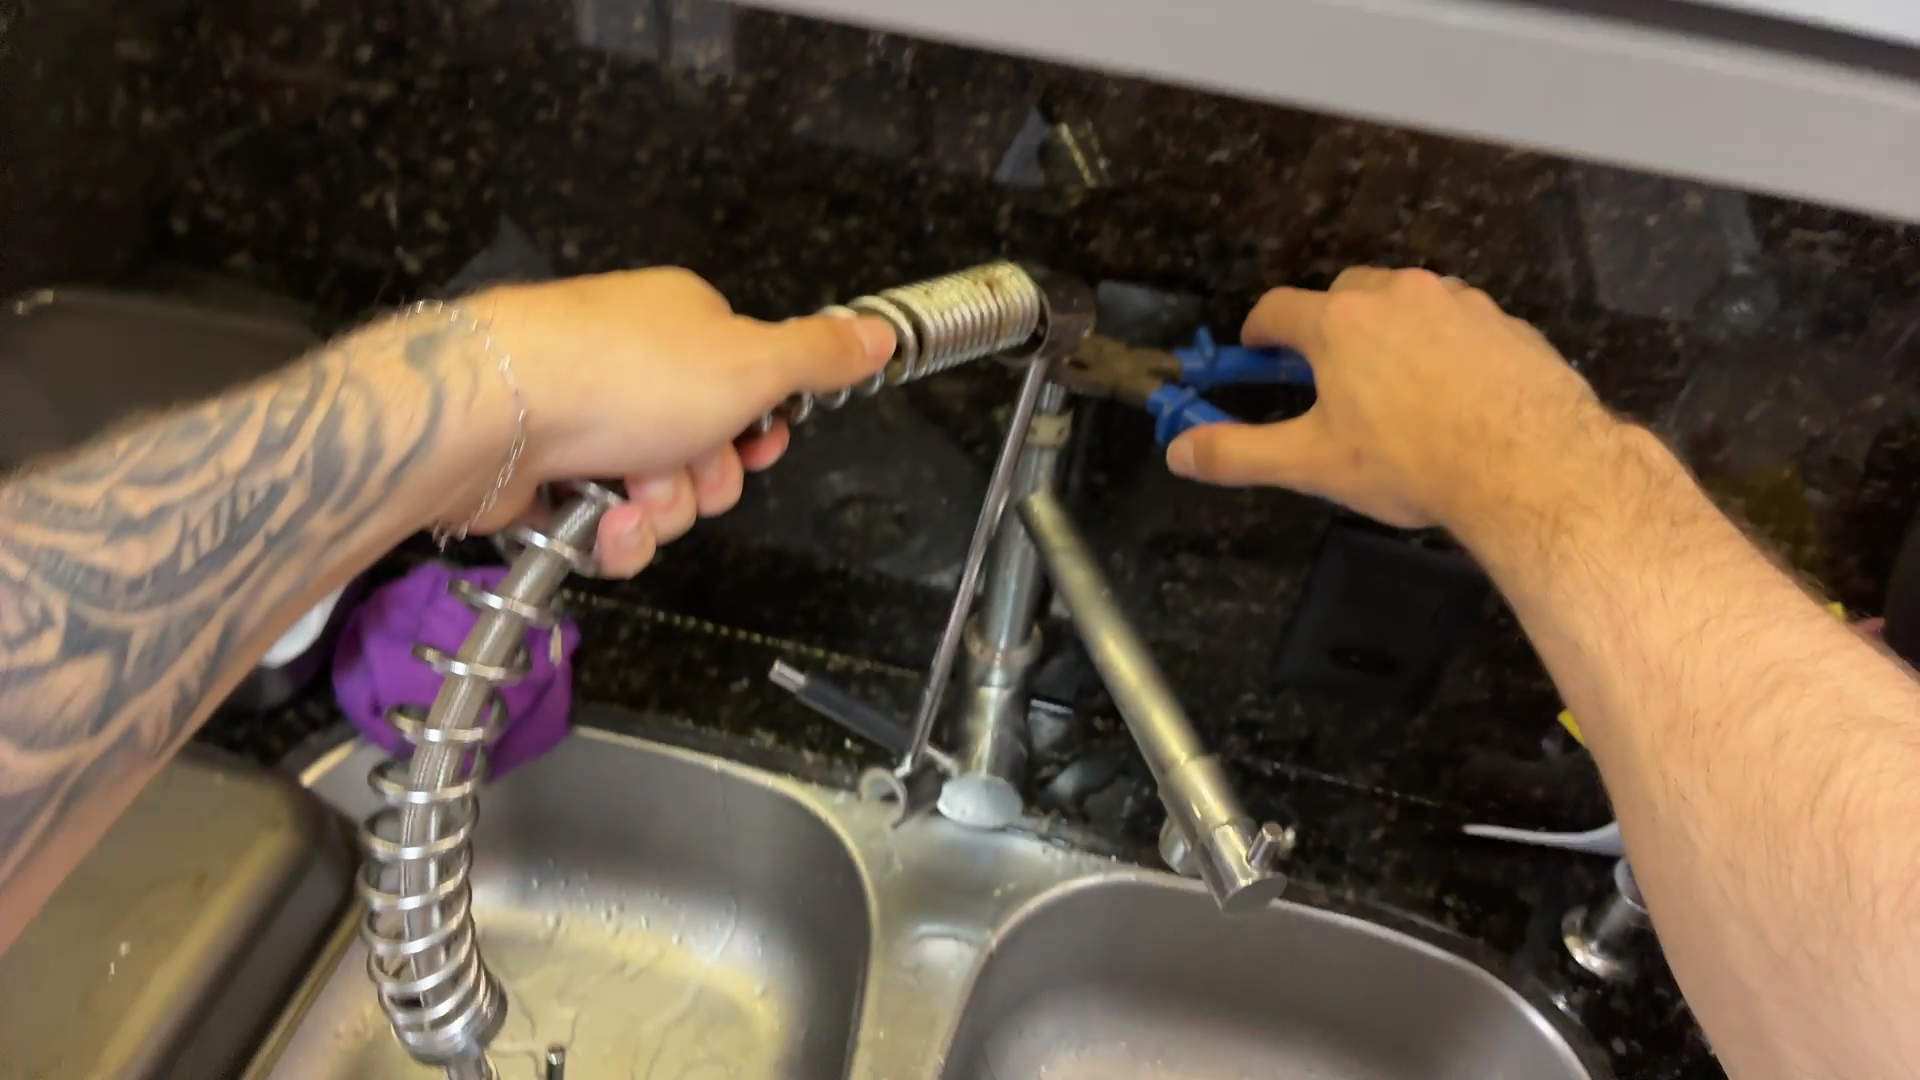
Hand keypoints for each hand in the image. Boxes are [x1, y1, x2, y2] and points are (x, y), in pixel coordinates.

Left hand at [466, 268, 892, 574]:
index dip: (761, 430)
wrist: (492, 411)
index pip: (752, 389)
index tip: (758, 444)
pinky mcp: (556, 471)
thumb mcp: (753, 362)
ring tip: (631, 494)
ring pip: (667, 494)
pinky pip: (616, 520)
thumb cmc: (627, 376)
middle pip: (713, 451)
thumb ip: (821, 356)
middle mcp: (642, 368)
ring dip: (662, 509)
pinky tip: (604, 522)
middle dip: (707, 478)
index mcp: (689, 329)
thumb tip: (881, 334)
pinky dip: (618, 531)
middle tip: (684, 466)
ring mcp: (595, 419)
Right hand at [1165, 267, 1613, 529]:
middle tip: (1323, 375)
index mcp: (1340, 323)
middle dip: (1323, 326)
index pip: (1277, 309)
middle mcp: (1398, 295)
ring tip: (1387, 387)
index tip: (1255, 353)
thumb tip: (1177, 452)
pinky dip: (1436, 343)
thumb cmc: (1406, 461)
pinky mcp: (1507, 324)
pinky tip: (1445, 393)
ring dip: (1382, 330)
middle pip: (1341, 293)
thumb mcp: (1308, 464)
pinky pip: (1454, 321)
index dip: (1258, 331)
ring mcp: (1460, 303)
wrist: (1534, 468)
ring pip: (1403, 302)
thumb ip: (1235, 454)